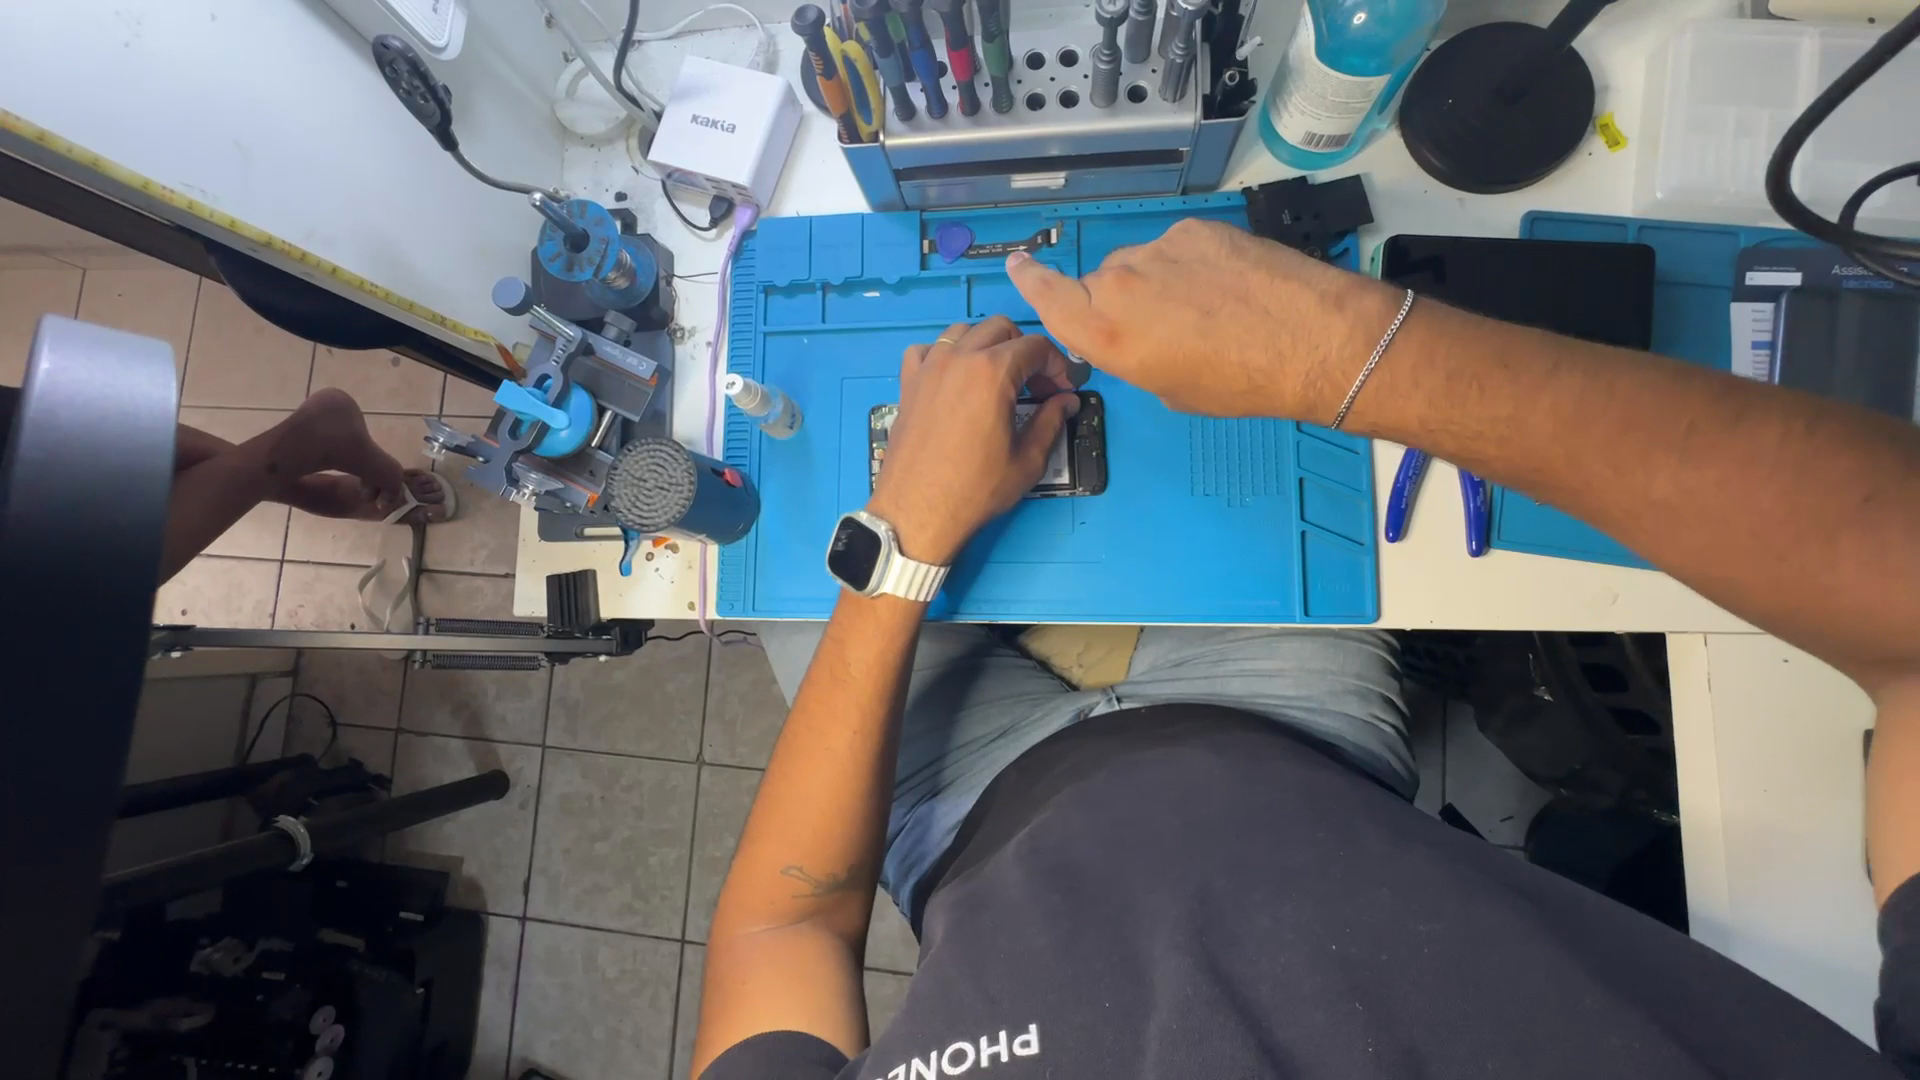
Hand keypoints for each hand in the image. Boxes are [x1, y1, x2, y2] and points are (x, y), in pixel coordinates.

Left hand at [867, 317, 1079, 565]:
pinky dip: (944, 355)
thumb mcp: (1026, 461)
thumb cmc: (975, 490)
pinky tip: (953, 379)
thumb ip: (1050, 422)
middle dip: (1024, 350)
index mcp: (992, 372)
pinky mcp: (908, 384)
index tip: (1061, 390)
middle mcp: (958, 358)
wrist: (917, 512)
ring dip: (986, 345)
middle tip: (1034, 385)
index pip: (1036, 347)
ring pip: (962, 331)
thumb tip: (1066, 402)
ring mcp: (928, 368)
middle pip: (1000, 328)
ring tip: (996, 378)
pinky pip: (926, 350)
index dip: (1057, 365)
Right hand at [1004, 218, 1403, 421]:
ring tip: (1202, 309)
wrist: (1312, 341)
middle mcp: (1119, 285)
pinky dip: (1188, 265)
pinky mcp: (1194, 228)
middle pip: (1097, 285)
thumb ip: (1131, 355)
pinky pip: (1173, 248)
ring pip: (1137, 265)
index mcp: (1104, 333)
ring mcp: (1157, 250)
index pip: (1047, 296)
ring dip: (1155, 284)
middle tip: (1159, 328)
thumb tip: (1136, 334)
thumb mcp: (1166, 388)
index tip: (1018, 264)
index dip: (1029, 280)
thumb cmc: (1238, 383)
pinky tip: (1222, 286)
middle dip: (1115, 304)